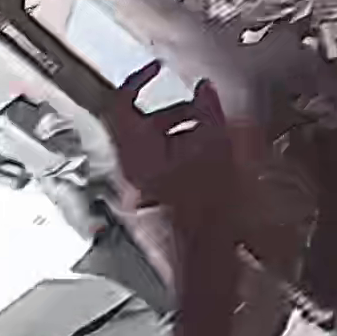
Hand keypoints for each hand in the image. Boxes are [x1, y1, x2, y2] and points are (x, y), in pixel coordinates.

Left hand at [102, 61, 237, 231]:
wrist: (206, 266)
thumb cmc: (208, 214)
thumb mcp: (217, 149)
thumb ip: (208, 111)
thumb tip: (203, 89)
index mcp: (136, 157)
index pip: (120, 106)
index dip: (137, 80)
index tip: (156, 69)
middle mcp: (128, 174)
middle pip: (140, 126)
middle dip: (174, 110)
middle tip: (202, 107)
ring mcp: (136, 193)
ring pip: (150, 148)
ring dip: (179, 132)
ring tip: (211, 133)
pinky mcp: (148, 207)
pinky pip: (157, 169)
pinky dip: (179, 155)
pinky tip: (207, 159)